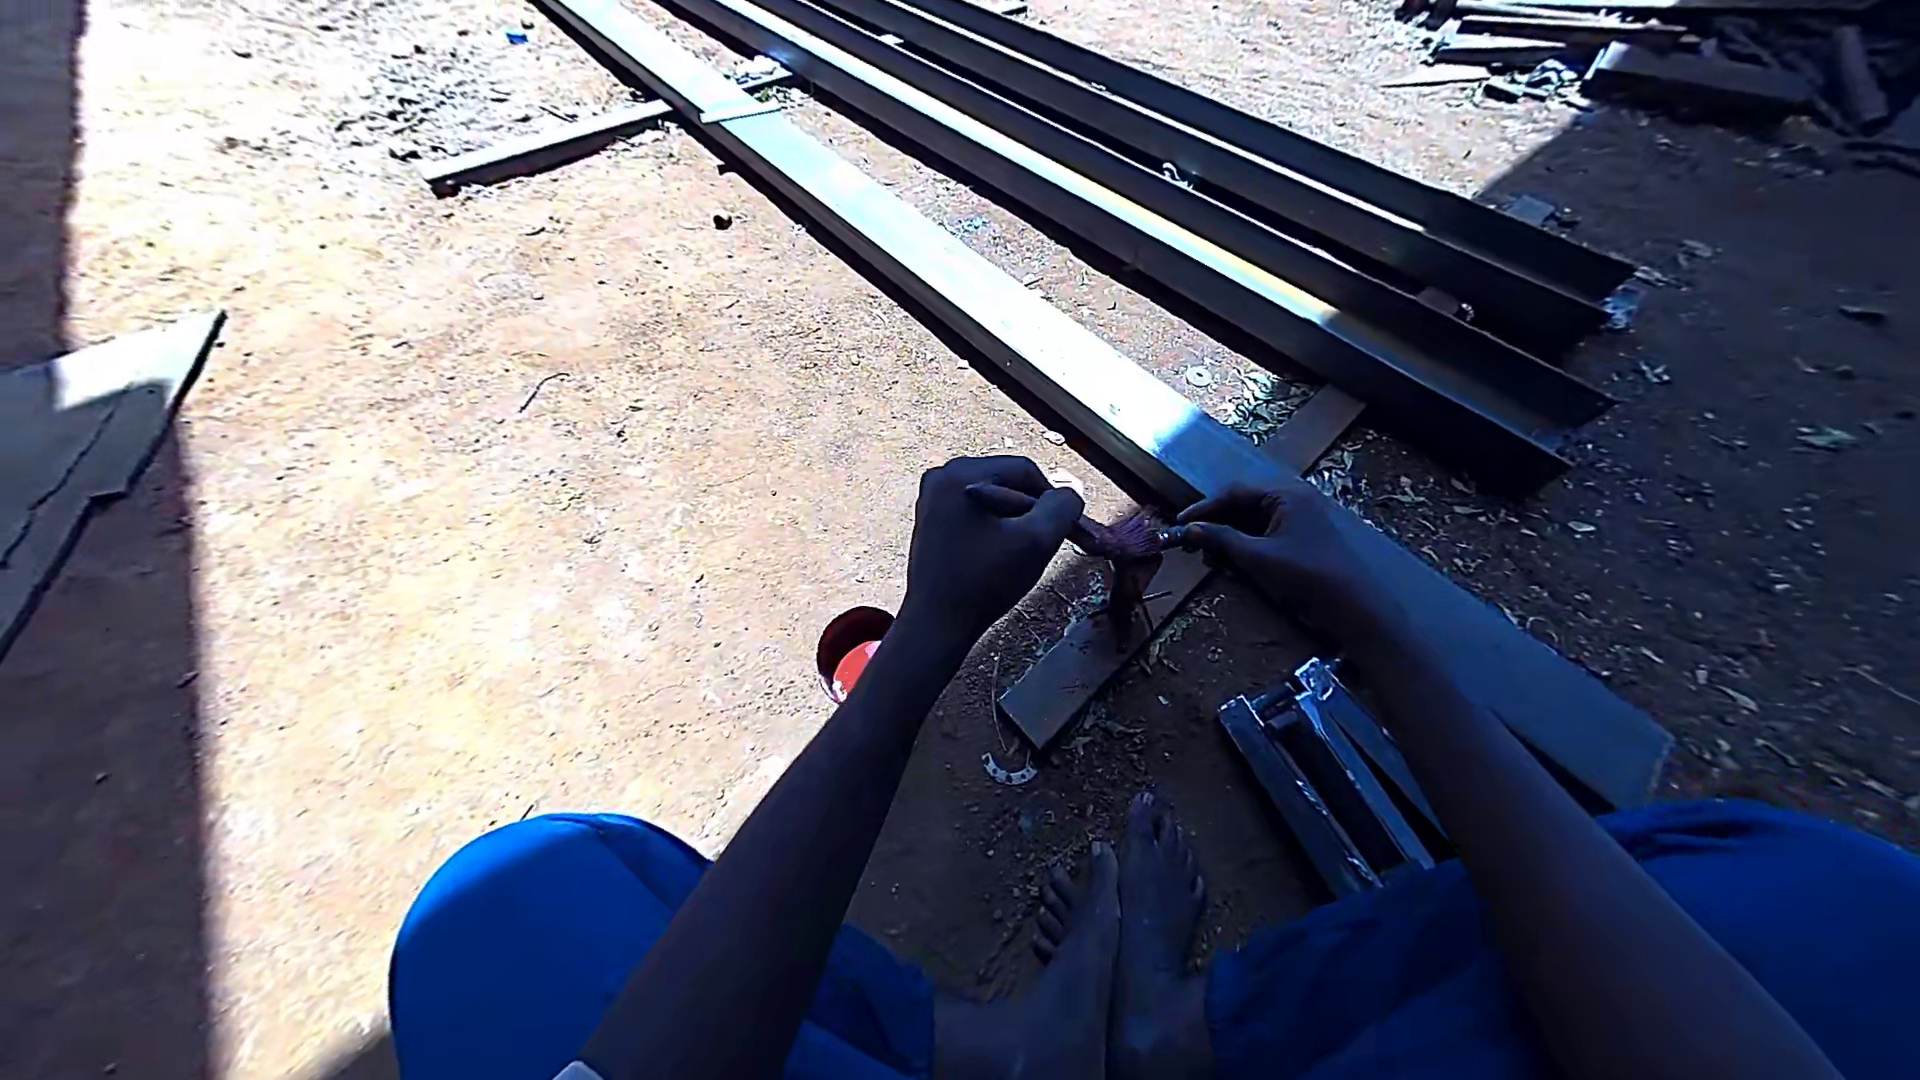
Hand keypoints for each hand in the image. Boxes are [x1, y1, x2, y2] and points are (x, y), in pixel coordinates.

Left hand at [899, 456, 1083, 645]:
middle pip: (1008, 481)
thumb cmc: (983, 582)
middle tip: (1038, 544)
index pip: (1025, 470)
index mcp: (960, 474)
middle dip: (1029, 511)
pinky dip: (993, 529)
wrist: (938, 624)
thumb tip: (1068, 496)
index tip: (1062, 529)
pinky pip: (976, 512)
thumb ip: (1062, 508)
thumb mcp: (1036, 541)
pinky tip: (995, 557)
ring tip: (1014, 554)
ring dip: (1013, 522)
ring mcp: (932, 499)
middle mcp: (940, 478)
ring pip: (993, 498)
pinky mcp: (931, 521)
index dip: (1051, 498)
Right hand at [1170, 479, 1383, 636]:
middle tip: (1195, 545)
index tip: (1181, 524)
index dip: (1204, 508)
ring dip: (1229, 539)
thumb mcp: (1256, 557)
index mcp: (1286, 495)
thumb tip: (1190, 529)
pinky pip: (1265, 537)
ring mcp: (1299, 522)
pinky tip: (1234, 564)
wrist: (1355, 609)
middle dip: (1216, 525)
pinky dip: (1246, 548)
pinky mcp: (1302, 542)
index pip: (1234, 492)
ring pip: (1252, 523)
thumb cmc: (1306, 575)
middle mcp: (1294, 501)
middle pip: (1242, 506)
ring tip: (1213, 559)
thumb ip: (1220, 539)